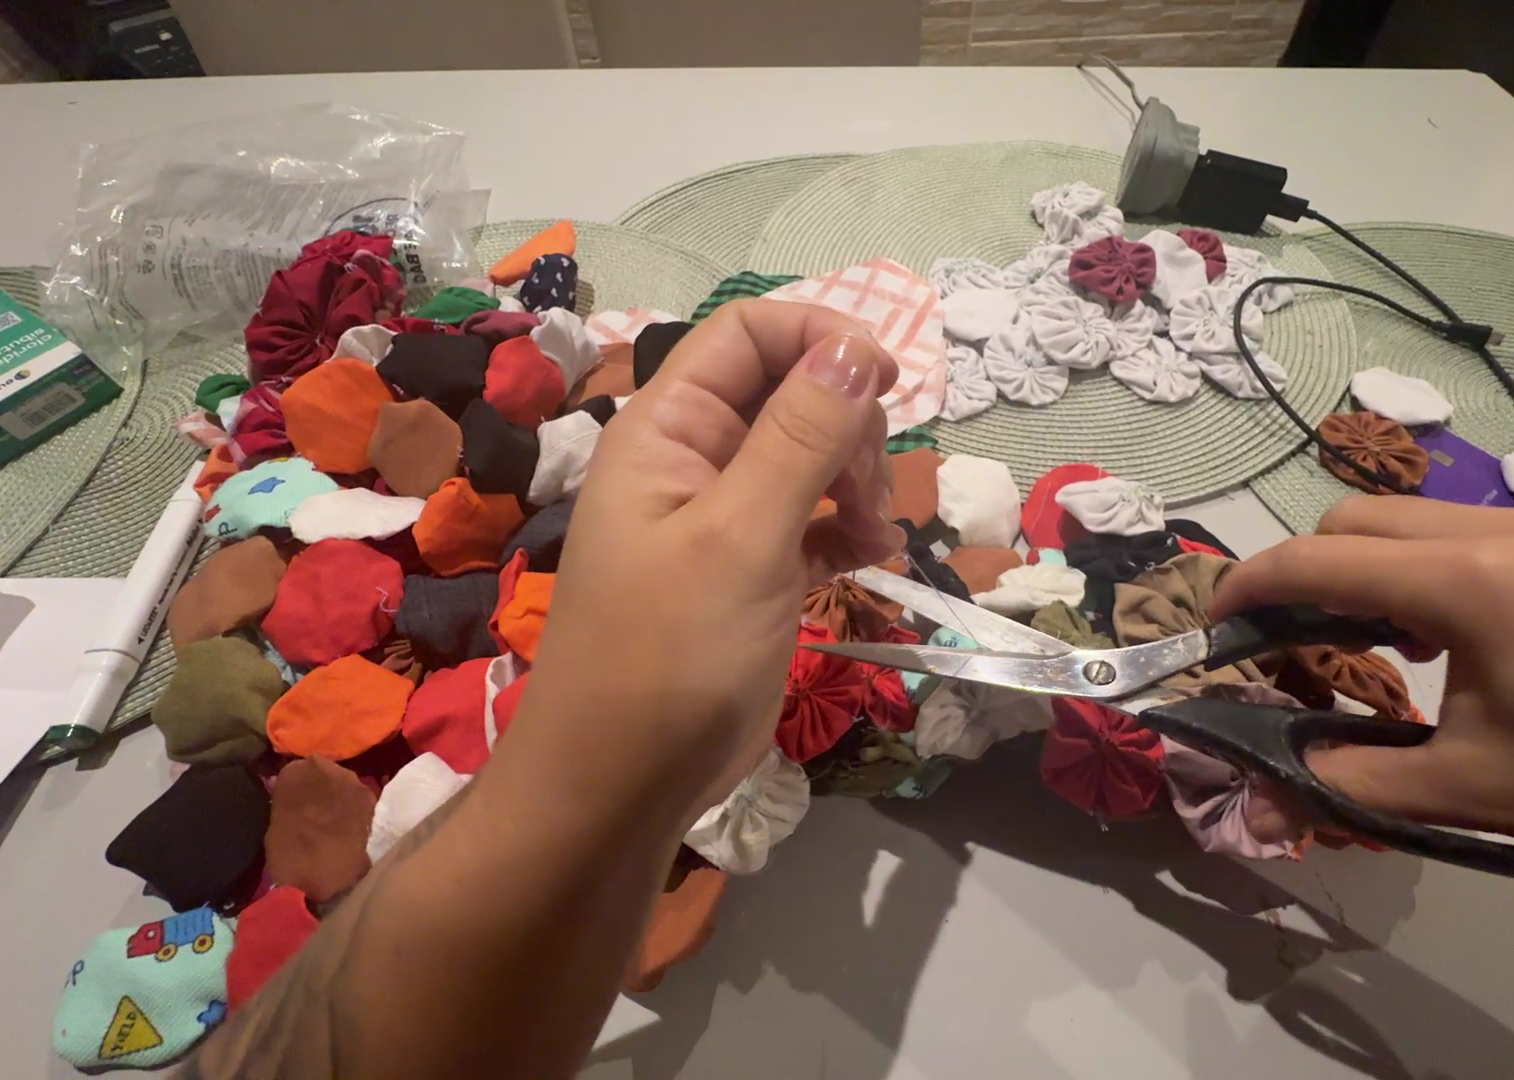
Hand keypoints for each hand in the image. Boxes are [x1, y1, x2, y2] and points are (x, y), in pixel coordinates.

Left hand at [514, 300, 904, 823]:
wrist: (627, 780)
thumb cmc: (669, 651)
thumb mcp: (739, 535)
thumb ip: (799, 436)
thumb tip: (856, 347)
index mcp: (670, 428)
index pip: (748, 335)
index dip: (820, 338)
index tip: (886, 381)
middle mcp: (696, 458)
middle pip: (790, 392)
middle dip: (845, 425)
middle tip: (867, 488)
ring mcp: (727, 515)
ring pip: (811, 456)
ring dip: (855, 479)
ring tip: (870, 532)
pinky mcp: (755, 566)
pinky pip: (814, 517)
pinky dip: (847, 527)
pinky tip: (867, 555)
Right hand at [1211, 495, 1513, 884]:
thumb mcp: (1483, 793)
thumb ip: (1352, 783)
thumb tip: (1264, 789)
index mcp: (1467, 586)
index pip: (1312, 561)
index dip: (1245, 587)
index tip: (1216, 627)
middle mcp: (1500, 532)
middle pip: (1349, 521)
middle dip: (1298, 572)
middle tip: (1292, 639)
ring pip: (1407, 518)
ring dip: (1360, 567)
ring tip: (1372, 641)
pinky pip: (1464, 530)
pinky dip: (1418, 567)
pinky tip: (1454, 634)